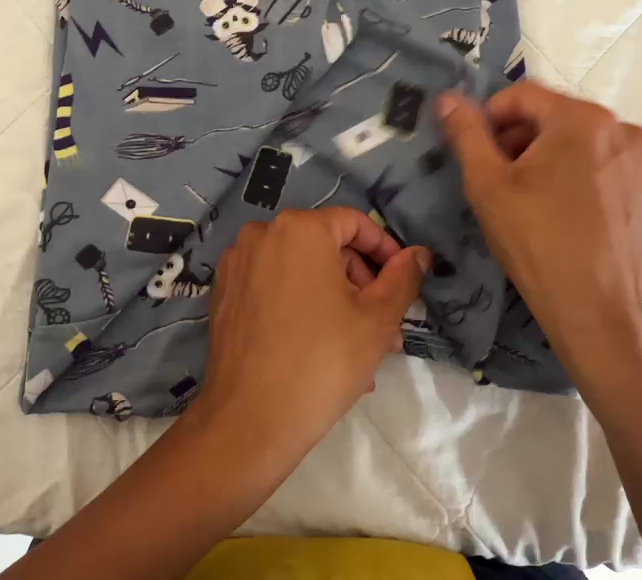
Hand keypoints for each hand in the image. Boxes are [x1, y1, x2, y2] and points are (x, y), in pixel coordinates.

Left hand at [189, 207, 429, 455]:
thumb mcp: (377, 319)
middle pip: (325, 247)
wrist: (252, 418)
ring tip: (358, 350)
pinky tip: (319, 350)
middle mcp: (261, 234)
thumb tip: (419, 253)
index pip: (354, 223)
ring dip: (335, 301)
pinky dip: (300, 307)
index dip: (385, 251)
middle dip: (361, 284)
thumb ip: (403, 278)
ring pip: (300, 272)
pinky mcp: (223, 293)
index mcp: (299, 228)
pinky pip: (273, 288)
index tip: (403, 285)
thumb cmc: (323, 361)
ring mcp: (237, 264)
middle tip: (386, 330)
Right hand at [435, 83, 641, 369]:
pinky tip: (559, 208)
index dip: (489, 116)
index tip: (474, 150)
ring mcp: (641, 159)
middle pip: (553, 115)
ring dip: (546, 154)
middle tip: (496, 175)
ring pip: (578, 139)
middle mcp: (621, 128)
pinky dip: (575, 172)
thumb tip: (447, 99)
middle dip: (518, 137)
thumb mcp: (487, 183)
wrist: (597, 309)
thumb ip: (466, 133)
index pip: (522, 95)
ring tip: (527, 195)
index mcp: (583, 119)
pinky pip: (601, 162)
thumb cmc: (536, 241)